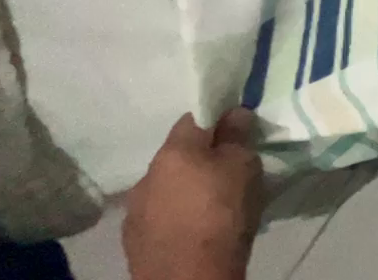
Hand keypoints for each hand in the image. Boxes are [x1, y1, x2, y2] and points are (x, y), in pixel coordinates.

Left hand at [124, 110, 263, 279]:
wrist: (190, 276)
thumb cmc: (224, 210)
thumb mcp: (244, 164)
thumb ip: (236, 136)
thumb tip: (232, 114)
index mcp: (172, 152)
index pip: (193, 118)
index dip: (217, 118)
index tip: (238, 127)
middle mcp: (145, 176)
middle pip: (178, 154)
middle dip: (201, 155)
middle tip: (230, 164)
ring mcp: (133, 210)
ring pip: (166, 184)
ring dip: (186, 184)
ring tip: (213, 197)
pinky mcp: (132, 238)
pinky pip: (159, 211)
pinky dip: (176, 209)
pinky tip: (196, 221)